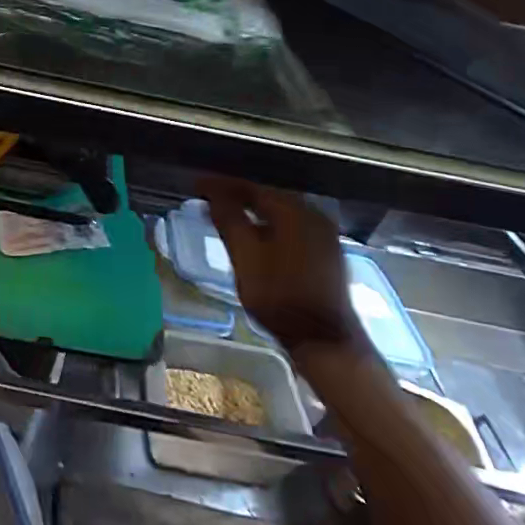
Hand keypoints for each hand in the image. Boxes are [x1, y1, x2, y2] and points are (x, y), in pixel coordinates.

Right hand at [196, 176, 360, 350]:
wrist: (325, 340)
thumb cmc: (280, 297)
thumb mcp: (245, 257)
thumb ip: (229, 221)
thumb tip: (213, 193)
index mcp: (292, 210)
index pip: (250, 187)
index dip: (221, 184)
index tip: (197, 184)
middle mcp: (313, 214)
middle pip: (268, 195)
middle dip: (237, 195)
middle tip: (209, 197)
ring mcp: (324, 233)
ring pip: (281, 211)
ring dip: (254, 210)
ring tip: (228, 214)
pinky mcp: (327, 251)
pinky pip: (292, 225)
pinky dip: (270, 224)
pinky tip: (257, 234)